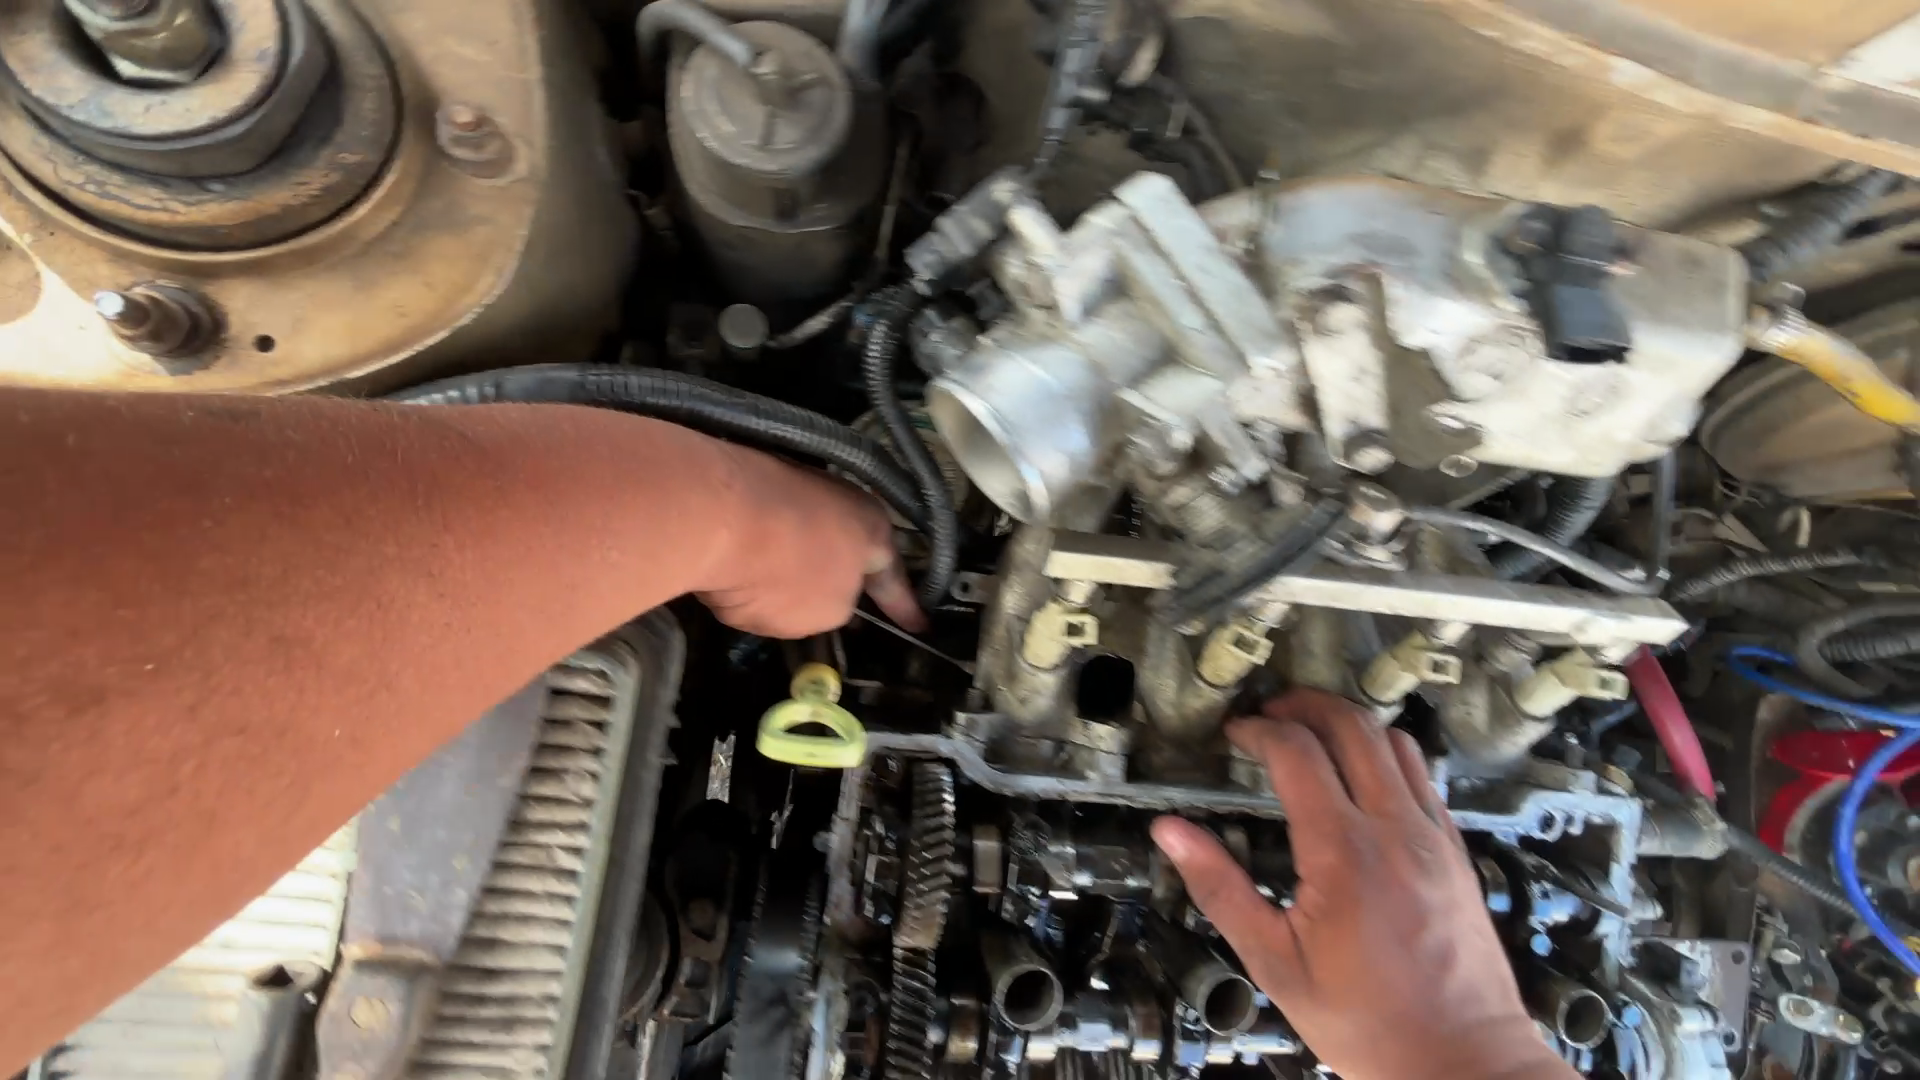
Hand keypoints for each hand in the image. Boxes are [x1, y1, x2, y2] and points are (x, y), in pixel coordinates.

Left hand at [696, 442, 925, 637]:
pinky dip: (765, 544)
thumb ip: (835, 605)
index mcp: (873, 528)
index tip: (919, 624)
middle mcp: (842, 495)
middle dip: (848, 571)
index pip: (893, 577)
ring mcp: (795, 478)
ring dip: (802, 556)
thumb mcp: (825, 613)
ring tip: (784, 586)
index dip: (904, 606)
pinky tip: (748, 562)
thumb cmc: (785, 571)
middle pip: (850, 542)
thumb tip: (823, 591)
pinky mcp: (749, 475)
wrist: (711, 512)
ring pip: (808, 529)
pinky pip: (768, 522)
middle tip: (848, 598)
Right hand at [1151, 689, 1574, 1079]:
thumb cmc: (1365, 1021)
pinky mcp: (1456, 849)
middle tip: (1268, 712)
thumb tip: (1168, 831)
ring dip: (1346, 721)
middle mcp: (1395, 830)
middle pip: (1351, 726)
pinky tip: (1358, 770)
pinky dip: (1383, 750)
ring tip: (1308, 729)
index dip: (1257, 729)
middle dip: (1303, 704)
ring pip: (1393, 740)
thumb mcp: (1273, 962)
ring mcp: (1434, 836)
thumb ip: (1218, 887)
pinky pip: (1422, 773)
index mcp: (1344, 852)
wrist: (1466, 1066)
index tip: (1234, 733)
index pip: (1296, 752)